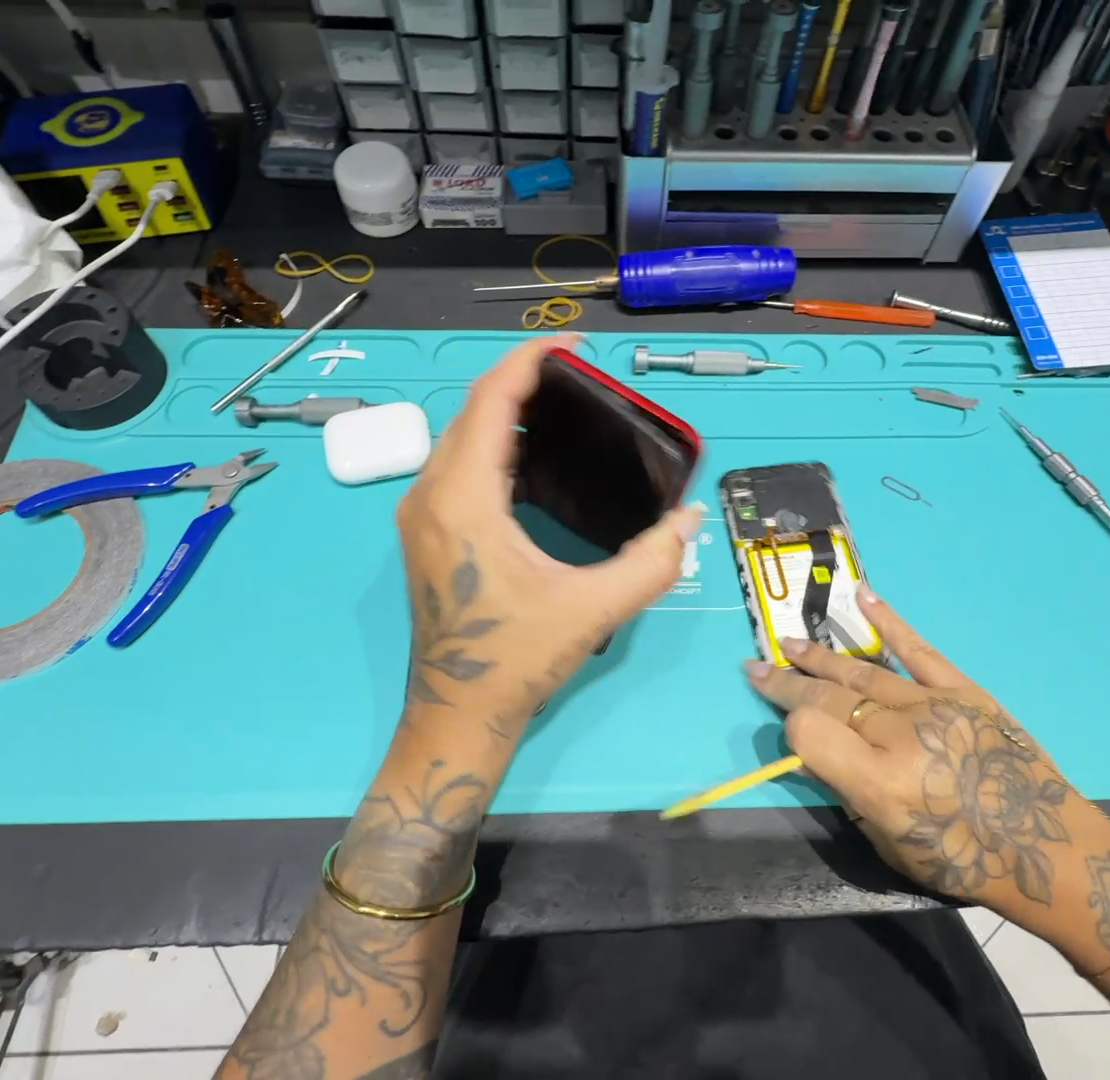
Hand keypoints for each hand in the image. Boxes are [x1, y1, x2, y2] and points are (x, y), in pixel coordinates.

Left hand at [398, 334, 701, 742]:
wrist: (458, 713)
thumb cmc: (518, 660)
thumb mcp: (595, 609)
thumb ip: (653, 563)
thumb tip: (689, 519)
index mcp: (463, 500)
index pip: (490, 403)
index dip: (529, 362)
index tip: (574, 345)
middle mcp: (430, 496)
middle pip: (472, 412)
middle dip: (522, 382)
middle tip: (580, 377)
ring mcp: (421, 514)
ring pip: (460, 438)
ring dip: (505, 413)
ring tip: (562, 408)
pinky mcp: (427, 532)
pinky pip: (457, 465)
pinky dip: (493, 446)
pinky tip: (532, 458)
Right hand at [745, 588, 1097, 911]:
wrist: (1048, 848)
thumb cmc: (962, 860)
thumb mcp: (886, 844)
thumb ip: (848, 792)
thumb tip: (822, 750)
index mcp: (877, 782)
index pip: (807, 731)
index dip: (789, 728)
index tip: (786, 730)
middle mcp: (898, 736)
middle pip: (826, 697)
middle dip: (786, 682)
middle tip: (755, 667)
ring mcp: (933, 705)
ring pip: (860, 672)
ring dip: (820, 657)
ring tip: (790, 643)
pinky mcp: (964, 691)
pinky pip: (919, 650)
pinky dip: (890, 622)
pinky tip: (863, 597)